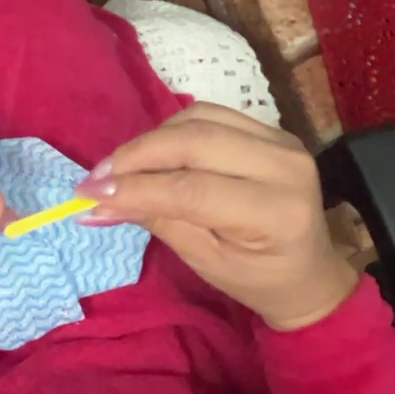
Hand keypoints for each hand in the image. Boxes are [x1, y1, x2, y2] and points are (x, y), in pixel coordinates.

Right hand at [78, 104, 357, 329]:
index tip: (87, 195)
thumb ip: (156, 221)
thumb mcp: (203, 260)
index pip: (191, 190)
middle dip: (136, 155)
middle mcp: (286, 166)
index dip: (134, 188)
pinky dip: (171, 131)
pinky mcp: (269, 129)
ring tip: (118, 167)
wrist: (307, 270)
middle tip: (95, 177)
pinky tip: (151, 154)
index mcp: (276, 212)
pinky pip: (209, 115)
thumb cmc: (255, 278)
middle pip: (195, 141)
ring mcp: (281, 140)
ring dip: (150, 140)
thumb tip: (95, 204)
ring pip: (199, 119)